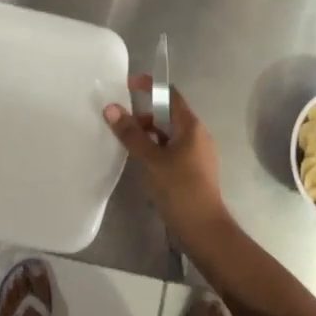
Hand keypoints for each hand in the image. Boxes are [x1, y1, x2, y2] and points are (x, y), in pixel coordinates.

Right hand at [105, 75, 226, 238]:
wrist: (204, 229)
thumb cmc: (180, 189)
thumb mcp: (152, 160)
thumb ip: (131, 134)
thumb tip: (111, 108)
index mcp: (191, 126)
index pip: (170, 94)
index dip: (150, 87)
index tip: (128, 85)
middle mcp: (198, 135)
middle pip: (170, 114)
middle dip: (146, 113)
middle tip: (122, 119)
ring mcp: (198, 154)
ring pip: (170, 134)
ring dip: (150, 133)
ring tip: (127, 140)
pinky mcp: (194, 171)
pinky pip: (173, 149)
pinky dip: (157, 148)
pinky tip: (142, 161)